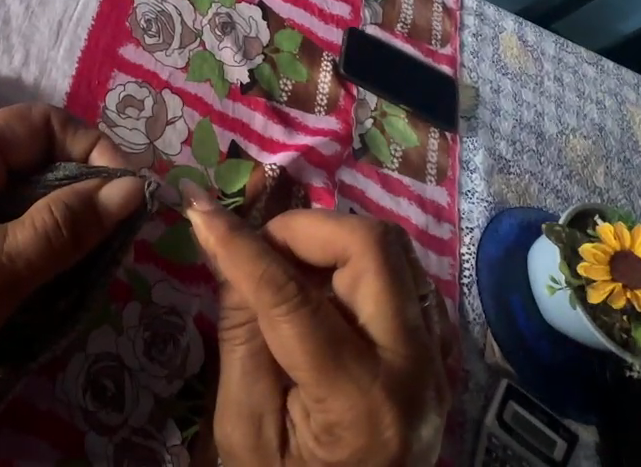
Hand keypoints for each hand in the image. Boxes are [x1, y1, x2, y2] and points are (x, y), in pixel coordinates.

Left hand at [0, 103, 148, 464]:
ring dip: (66, 219)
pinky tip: (61, 270)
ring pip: (28, 191)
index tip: (130, 196)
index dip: (92, 149)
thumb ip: (64, 227)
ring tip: (98, 258)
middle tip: (122, 236)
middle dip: (84, 188)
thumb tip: (134, 187)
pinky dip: (41, 239)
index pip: (42, 123)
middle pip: (38, 154)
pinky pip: (10, 219)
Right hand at [184, 196, 453, 465]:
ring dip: (331, 243)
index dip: (240, 246)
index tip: (199, 210)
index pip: (292, 296)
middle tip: (260, 249)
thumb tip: (225, 243)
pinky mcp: (441, 355)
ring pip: (393, 251)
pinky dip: (358, 265)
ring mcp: (439, 361)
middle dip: (304, 229)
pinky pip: (404, 277)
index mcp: (359, 404)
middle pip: (372, 247)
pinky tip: (324, 293)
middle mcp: (414, 370)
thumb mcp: (244, 430)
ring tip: (288, 271)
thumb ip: (241, 331)